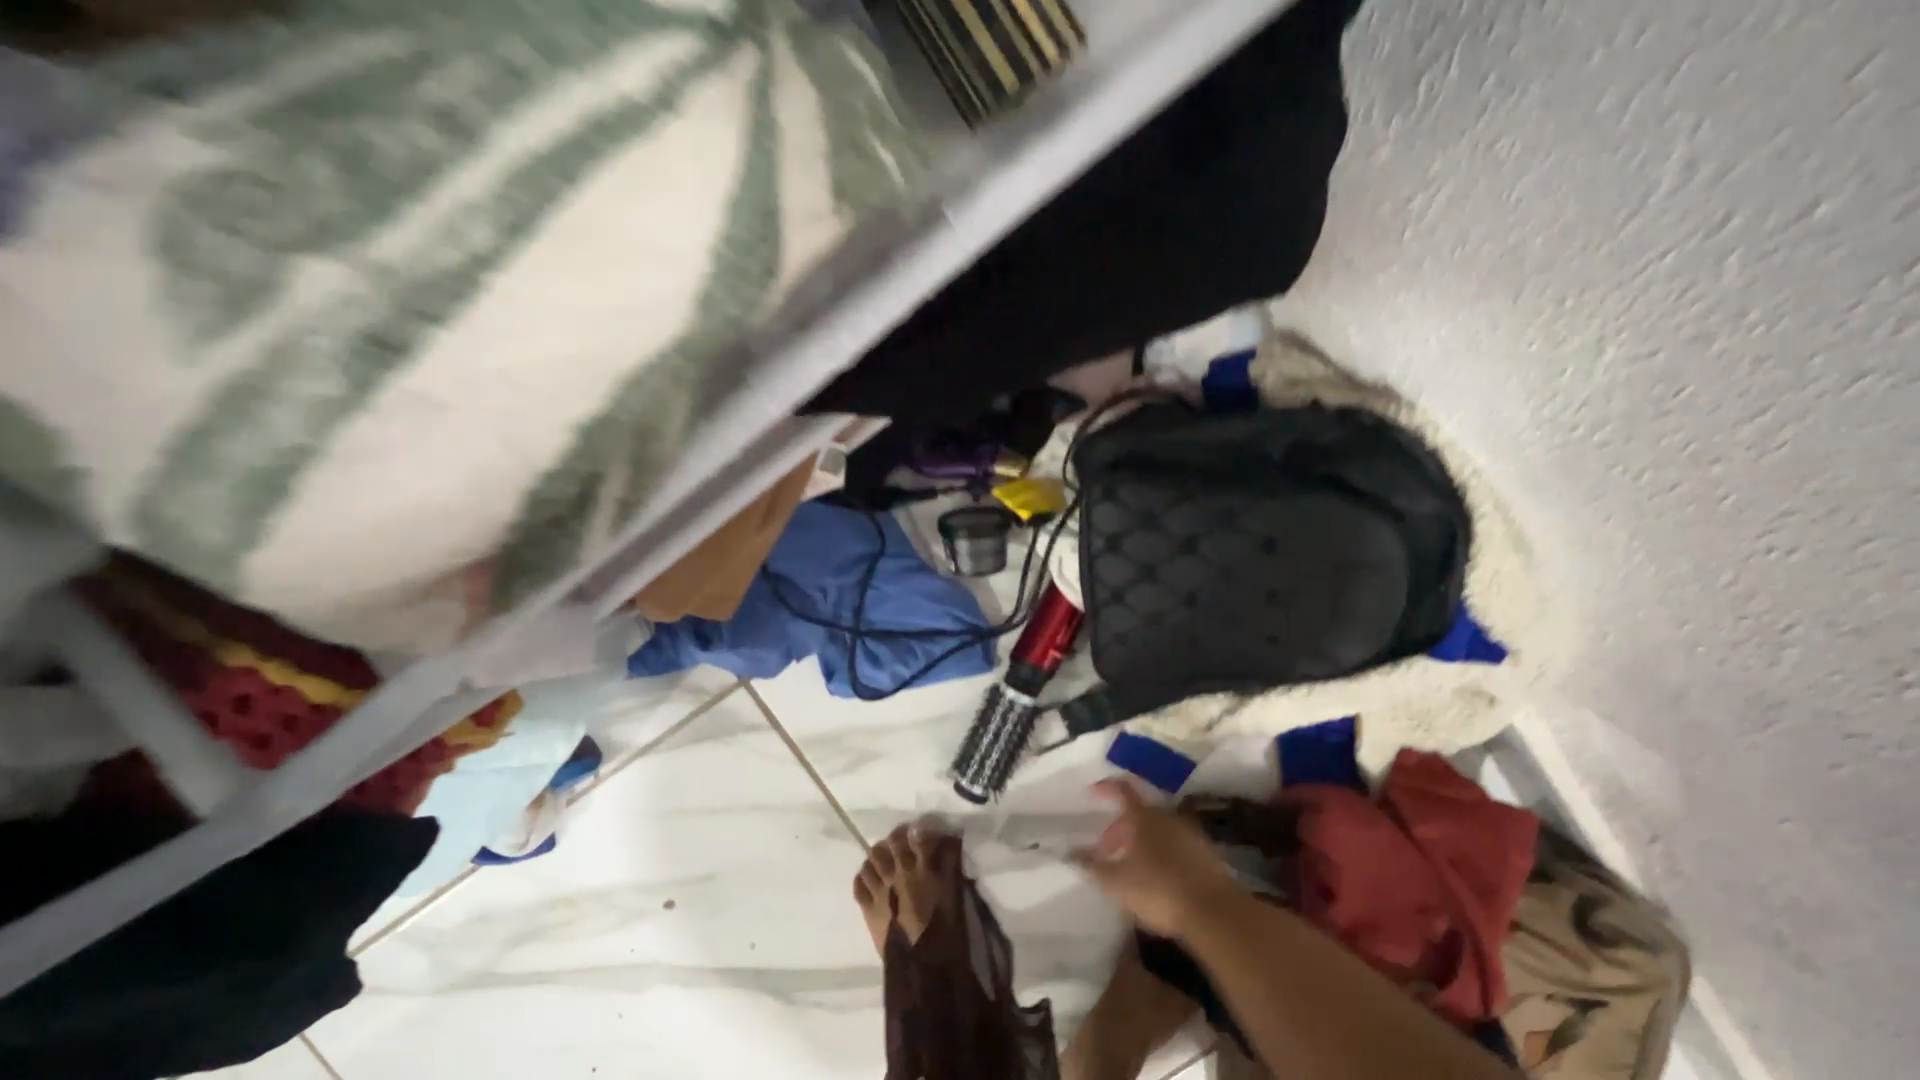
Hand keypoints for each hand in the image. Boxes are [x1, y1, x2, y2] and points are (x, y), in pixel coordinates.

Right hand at [1070, 778, 1244, 939]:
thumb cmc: (1158, 890)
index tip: (1093, 791)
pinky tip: (1158, 877)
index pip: (1123, 790)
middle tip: (1107, 850)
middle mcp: (1169, 818)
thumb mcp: (1116, 882)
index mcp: (1145, 817)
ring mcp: (1192, 835)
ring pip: (1159, 830)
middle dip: (1120, 828)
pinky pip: (1176, 845)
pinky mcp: (1207, 855)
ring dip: (1141, 842)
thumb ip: (1092, 865)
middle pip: (1141, 813)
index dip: (1107, 788)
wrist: (1214, 912)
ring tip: (1130, 867)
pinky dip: (1161, 853)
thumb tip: (1070, 852)